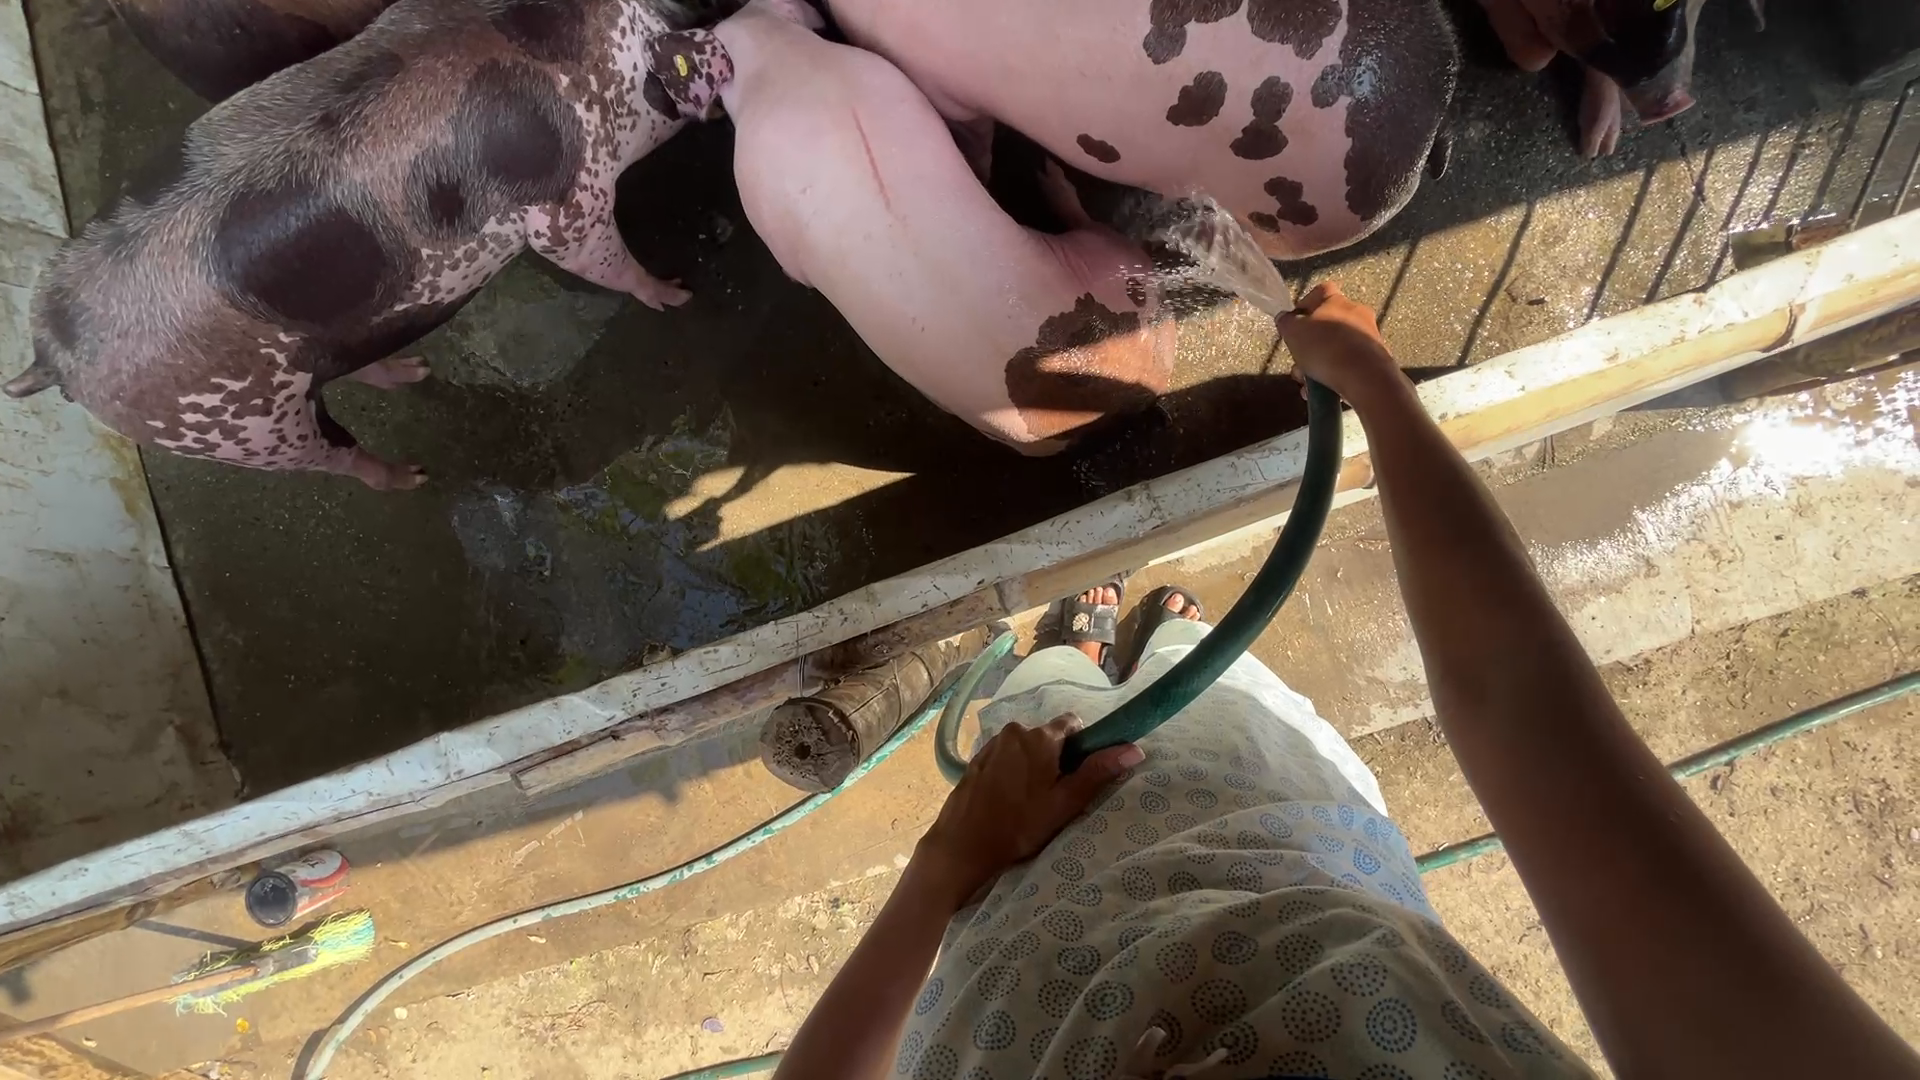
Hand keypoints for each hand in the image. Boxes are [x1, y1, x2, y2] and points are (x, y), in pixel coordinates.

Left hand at [914, 714, 1143, 905]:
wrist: (962, 844)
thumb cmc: (1019, 825)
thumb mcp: (1065, 802)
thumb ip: (1098, 772)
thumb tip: (1135, 748)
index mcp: (1040, 737)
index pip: (1072, 722)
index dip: (1082, 744)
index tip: (1080, 771)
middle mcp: (1015, 730)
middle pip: (1048, 736)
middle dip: (1056, 758)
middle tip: (1056, 794)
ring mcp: (992, 743)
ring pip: (1025, 747)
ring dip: (1033, 764)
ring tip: (1031, 801)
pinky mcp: (977, 758)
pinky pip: (1005, 756)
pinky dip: (1013, 770)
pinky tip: (1009, 799)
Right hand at [1275, 282, 1407, 409]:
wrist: (1364, 376)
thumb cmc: (1325, 348)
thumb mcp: (1293, 333)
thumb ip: (1285, 323)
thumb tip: (1285, 317)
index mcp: (1337, 302)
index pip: (1320, 291)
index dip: (1303, 303)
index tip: (1293, 321)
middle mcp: (1356, 315)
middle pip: (1325, 325)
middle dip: (1307, 345)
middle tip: (1297, 360)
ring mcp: (1367, 337)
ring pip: (1333, 348)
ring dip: (1315, 365)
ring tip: (1306, 382)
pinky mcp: (1374, 359)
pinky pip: (1345, 365)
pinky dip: (1331, 376)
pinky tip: (1321, 391)